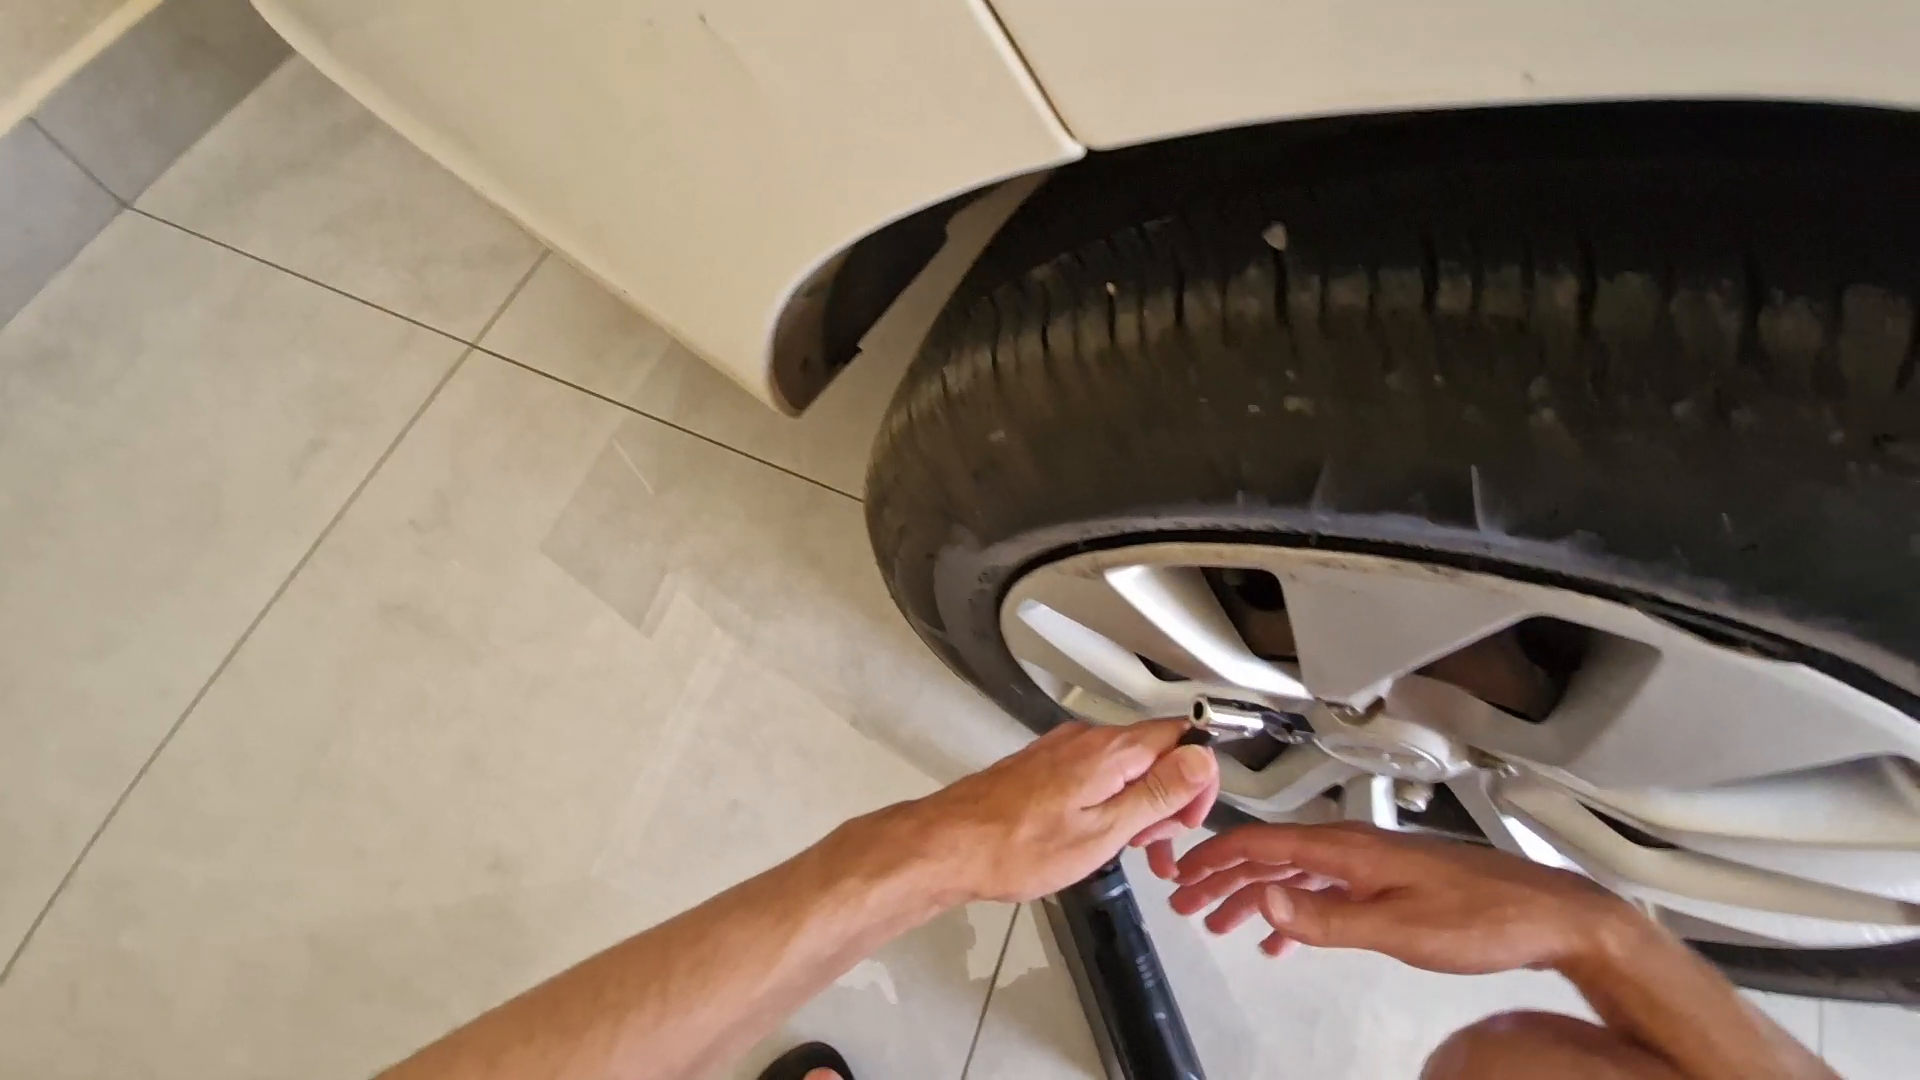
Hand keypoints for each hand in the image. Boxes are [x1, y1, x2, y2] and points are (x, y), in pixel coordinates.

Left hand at [895, 719, 1219, 902]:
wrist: (951, 844)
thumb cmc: (1018, 846)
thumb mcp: (1104, 831)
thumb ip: (1157, 793)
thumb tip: (1202, 760)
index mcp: (1108, 751)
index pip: (1181, 736)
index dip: (1198, 777)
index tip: (1188, 819)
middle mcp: (1086, 739)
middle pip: (1154, 752)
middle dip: (1167, 796)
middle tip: (1154, 844)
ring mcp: (1063, 749)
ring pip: (1125, 766)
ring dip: (1139, 804)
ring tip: (1129, 849)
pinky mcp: (1046, 764)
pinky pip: (1096, 773)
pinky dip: (1110, 801)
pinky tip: (1101, 834)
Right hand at [1166, 822, 1633, 973]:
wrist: (1551, 915)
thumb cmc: (1479, 918)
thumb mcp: (1396, 926)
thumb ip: (1324, 916)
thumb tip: (1261, 898)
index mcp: (1342, 848)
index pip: (1260, 843)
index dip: (1215, 857)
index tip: (1183, 874)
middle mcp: (1345, 847)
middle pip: (1267, 856)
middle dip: (1222, 880)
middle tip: (1189, 907)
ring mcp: (1363, 863)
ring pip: (1289, 873)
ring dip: (1251, 896)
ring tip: (1222, 924)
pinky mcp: (1381, 882)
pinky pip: (1318, 890)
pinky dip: (1290, 910)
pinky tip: (1281, 939)